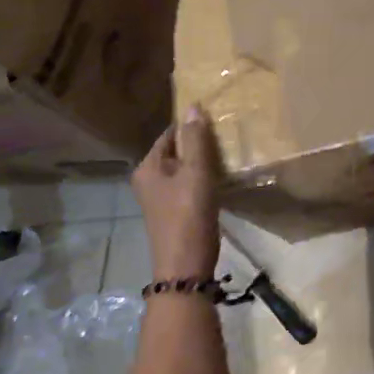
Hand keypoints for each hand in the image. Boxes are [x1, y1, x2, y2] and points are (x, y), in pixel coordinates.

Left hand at [134, 105, 219, 279]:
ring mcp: (159, 198)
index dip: (192, 127)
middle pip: (176, 152)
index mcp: (147, 167)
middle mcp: (148, 180)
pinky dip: (202, 181)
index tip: (218, 122)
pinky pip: (187, 186)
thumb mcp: (196, 174)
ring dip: (203, 164)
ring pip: (183, 170)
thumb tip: (193, 106)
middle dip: (199, 146)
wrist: (185, 267)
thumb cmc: (189, 216)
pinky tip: (219, 182)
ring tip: (226, 158)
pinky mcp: (173, 212)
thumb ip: (196, 140)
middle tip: (227, 140)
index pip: (170, 134)